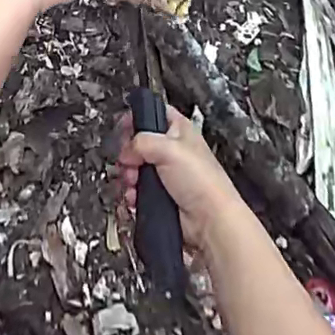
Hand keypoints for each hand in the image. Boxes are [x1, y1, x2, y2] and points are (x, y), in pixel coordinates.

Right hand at [117, 106, 243, 252]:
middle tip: (129, 162)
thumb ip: (141, 142)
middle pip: (139, 143)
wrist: (210, 221)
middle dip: (129, 154)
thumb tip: (126, 149)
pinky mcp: (162, 195)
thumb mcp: (168, 149)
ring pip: (136, 168)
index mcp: (178, 129)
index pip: (152, 113)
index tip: (124, 130)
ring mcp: (166, 173)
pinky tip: (135, 197)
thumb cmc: (202, 181)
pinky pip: (138, 190)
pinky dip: (133, 194)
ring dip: (129, 176)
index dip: (136, 119)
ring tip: (133, 182)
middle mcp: (172, 149)